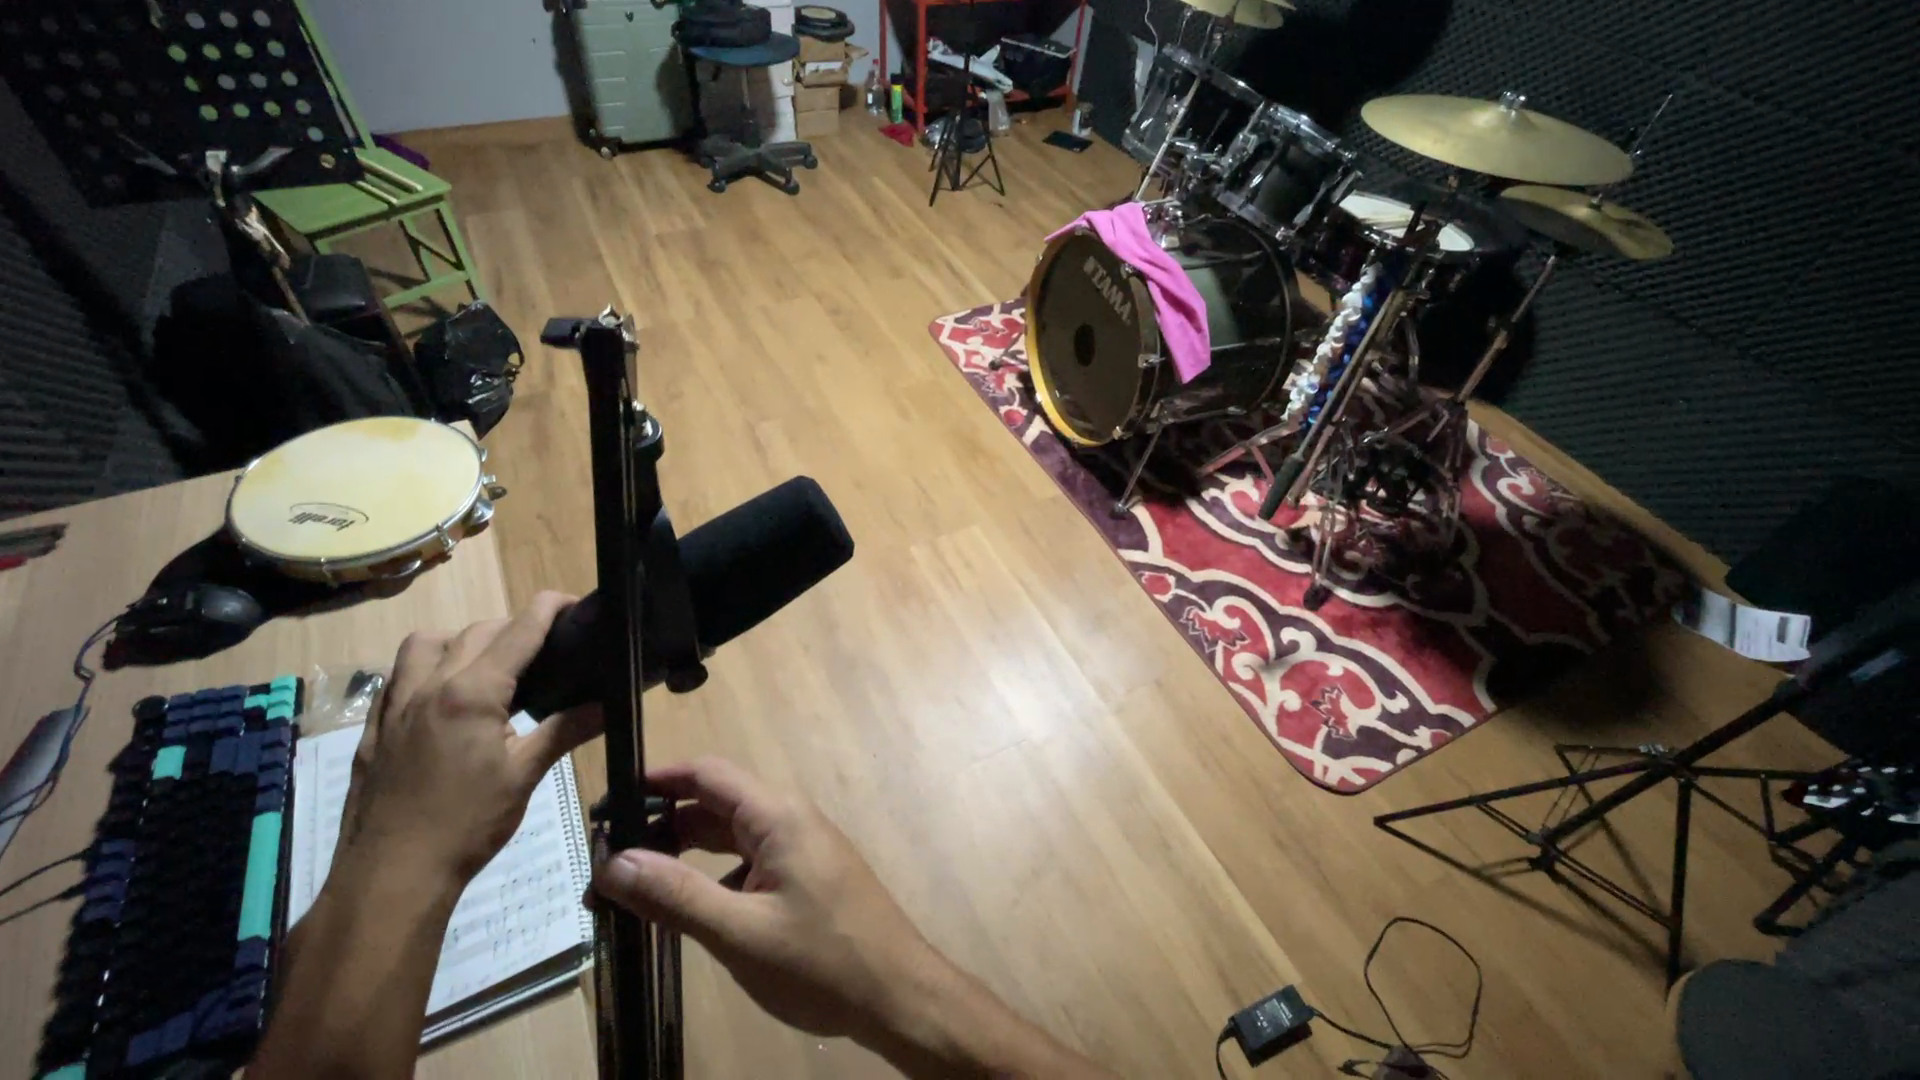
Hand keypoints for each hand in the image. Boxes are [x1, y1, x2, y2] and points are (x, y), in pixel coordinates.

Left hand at [335, 591, 603, 888]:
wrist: (392, 875)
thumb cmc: (467, 824)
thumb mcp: (525, 775)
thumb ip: (566, 730)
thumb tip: (608, 704)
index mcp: (472, 692)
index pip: (518, 631)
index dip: (548, 609)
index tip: (572, 603)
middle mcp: (429, 686)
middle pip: (477, 631)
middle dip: (514, 628)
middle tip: (546, 651)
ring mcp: (395, 706)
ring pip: (425, 643)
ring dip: (460, 640)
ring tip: (486, 667)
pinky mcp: (373, 728)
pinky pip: (397, 677)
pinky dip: (425, 669)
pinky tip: (444, 699)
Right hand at [591, 757, 938, 1043]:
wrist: (898, 996)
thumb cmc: (821, 962)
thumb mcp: (739, 933)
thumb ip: (675, 895)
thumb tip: (613, 862)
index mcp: (777, 815)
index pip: (707, 774)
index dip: (656, 781)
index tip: (605, 806)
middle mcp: (790, 819)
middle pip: (715, 804)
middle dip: (661, 826)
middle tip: (606, 863)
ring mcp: (801, 848)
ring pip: (731, 836)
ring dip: (684, 855)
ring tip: (633, 889)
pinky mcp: (806, 876)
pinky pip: (749, 862)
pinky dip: (713, 877)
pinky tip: (687, 911)